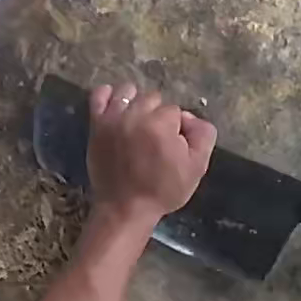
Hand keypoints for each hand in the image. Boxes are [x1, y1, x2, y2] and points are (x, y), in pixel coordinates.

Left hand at [86, 83, 217, 226]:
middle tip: (156, 140)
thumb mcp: (197, 166)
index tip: (173, 147)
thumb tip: (189, 118)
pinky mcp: (97, 125)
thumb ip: (203, 134)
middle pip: (153, 99)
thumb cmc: (163, 190)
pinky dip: (108, 95)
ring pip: (129, 92)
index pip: (175, 111)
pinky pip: (99, 96)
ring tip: (139, 123)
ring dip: (136, 103)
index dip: (178, 129)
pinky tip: (117, 104)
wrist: (125, 208)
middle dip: (158, 116)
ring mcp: (113, 118)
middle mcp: (135, 115)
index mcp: (161, 124)